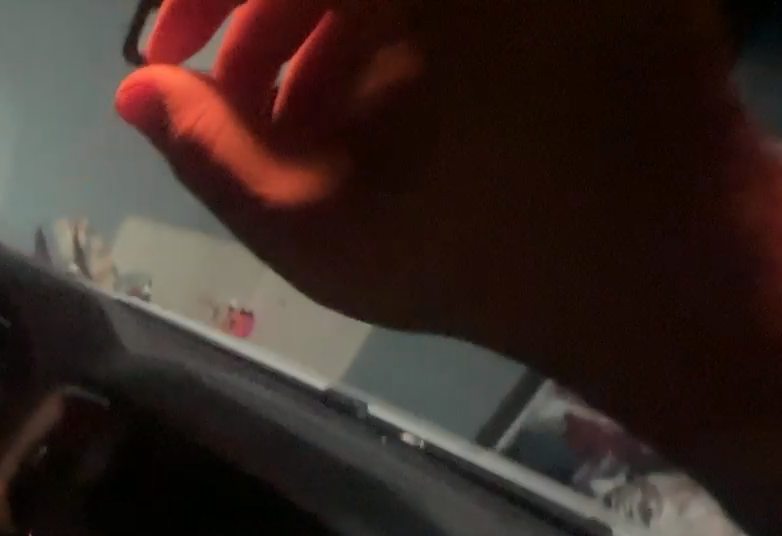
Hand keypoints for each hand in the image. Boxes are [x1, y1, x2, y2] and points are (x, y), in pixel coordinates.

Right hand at [115, 0, 768, 363]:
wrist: (645, 264)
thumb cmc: (458, 252)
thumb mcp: (301, 221)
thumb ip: (206, 151)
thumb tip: (135, 92)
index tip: (163, 56)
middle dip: (253, 28)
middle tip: (218, 109)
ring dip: (308, 42)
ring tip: (284, 134)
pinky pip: (431, 4)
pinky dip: (375, 38)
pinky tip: (354, 116)